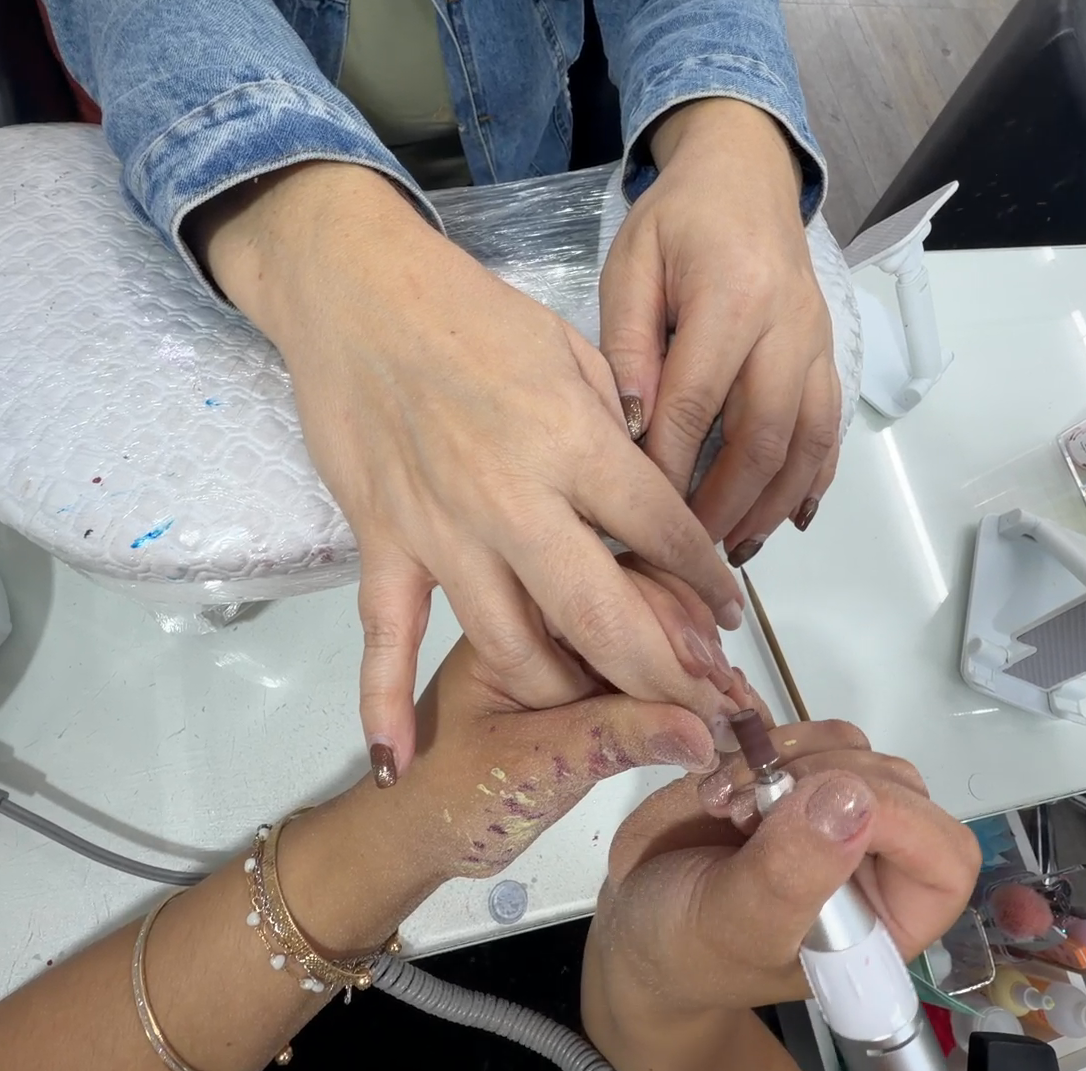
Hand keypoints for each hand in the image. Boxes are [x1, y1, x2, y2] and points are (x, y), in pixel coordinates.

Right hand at [190, 163, 745, 784]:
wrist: (358, 293)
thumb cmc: (474, 314)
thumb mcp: (570, 352)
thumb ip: (614, 430)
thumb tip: (648, 493)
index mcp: (572, 440)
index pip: (663, 530)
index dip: (708, 581)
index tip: (727, 616)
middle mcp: (514, 499)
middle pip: (603, 613)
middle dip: (664, 672)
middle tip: (702, 703)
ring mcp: (442, 531)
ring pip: (512, 644)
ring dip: (567, 693)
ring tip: (606, 711)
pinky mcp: (383, 544)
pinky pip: (384, 634)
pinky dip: (384, 701)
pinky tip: (398, 762)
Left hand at [281, 617, 719, 957]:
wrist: (423, 825)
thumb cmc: (452, 794)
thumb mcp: (527, 768)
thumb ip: (608, 740)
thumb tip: (702, 730)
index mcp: (511, 615)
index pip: (599, 593)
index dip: (664, 634)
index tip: (712, 686)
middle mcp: (543, 611)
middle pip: (633, 590)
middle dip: (688, 638)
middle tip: (730, 691)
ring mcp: (567, 638)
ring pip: (646, 617)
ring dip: (693, 654)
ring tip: (734, 696)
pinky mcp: (586, 670)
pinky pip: (642, 657)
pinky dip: (682, 678)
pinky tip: (717, 700)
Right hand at [580, 715, 977, 1070]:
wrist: (635, 914)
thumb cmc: (687, 943)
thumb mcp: (735, 922)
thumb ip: (791, 872)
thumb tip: (851, 799)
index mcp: (883, 919)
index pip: (940, 855)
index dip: (895, 819)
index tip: (810, 809)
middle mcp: (869, 859)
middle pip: (897, 785)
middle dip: (820, 781)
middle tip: (744, 811)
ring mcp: (827, 808)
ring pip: (851, 747)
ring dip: (783, 758)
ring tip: (722, 799)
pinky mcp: (787, 771)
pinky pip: (806, 731)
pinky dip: (763, 740)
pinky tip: (718, 781)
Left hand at [600, 98, 840, 565]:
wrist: (746, 178)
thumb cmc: (677, 221)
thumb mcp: (631, 268)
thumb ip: (629, 344)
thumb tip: (635, 428)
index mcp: (731, 297)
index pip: (696, 401)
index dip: (670, 465)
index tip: (642, 514)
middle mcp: (789, 326)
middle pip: (762, 434)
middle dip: (726, 502)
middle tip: (690, 550)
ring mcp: (818, 344)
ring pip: (805, 441)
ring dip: (772, 503)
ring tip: (737, 549)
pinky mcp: (829, 356)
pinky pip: (830, 427)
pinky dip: (814, 479)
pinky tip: (792, 517)